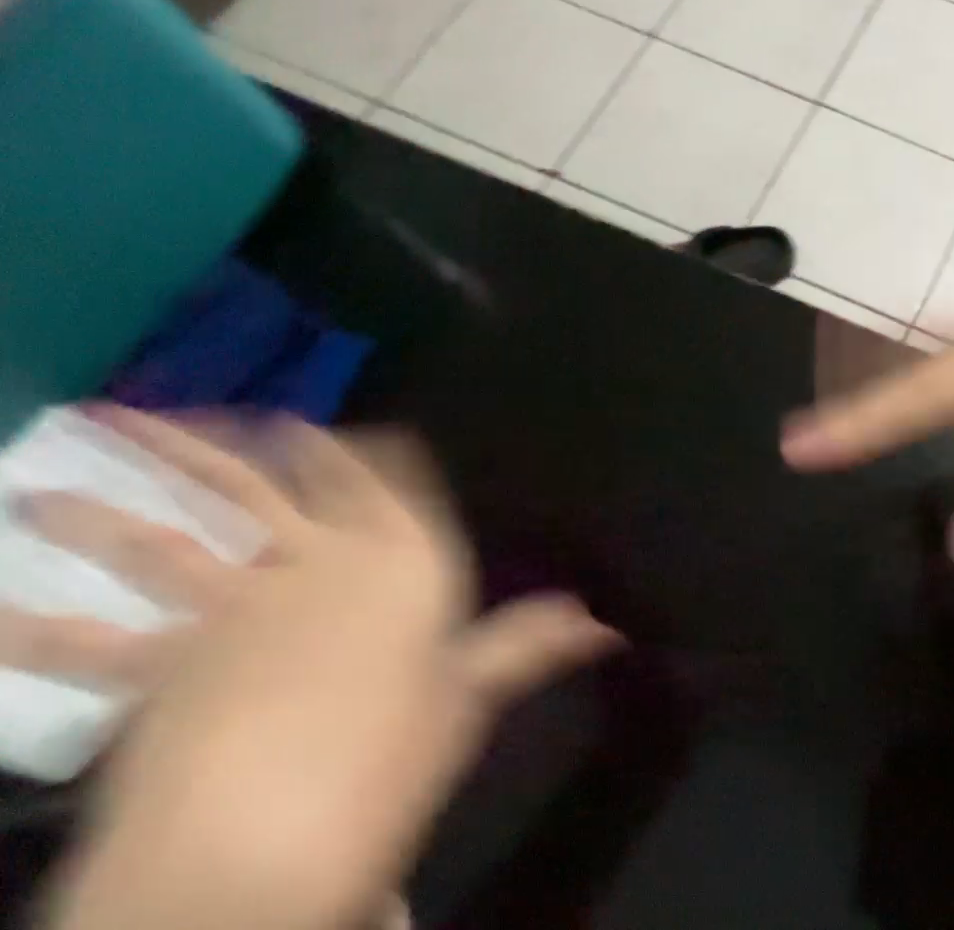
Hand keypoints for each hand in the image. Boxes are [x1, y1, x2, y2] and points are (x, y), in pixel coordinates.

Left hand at [36, 408, 621, 929]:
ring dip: (111, 509)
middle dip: (218, 446)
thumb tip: (605, 623)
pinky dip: (33, 629)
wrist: (264, 836)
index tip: (327, 423)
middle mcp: (315, 560)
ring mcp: (228, 606)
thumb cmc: (393, 750)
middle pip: (264, 486)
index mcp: (400, 557)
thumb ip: (523, 646)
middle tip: (164, 410)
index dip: (357, 445)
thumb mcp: (469, 698)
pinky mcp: (158, 663)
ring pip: (171, 540)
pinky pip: (91, 644)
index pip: (382, 477)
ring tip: (47, 481)